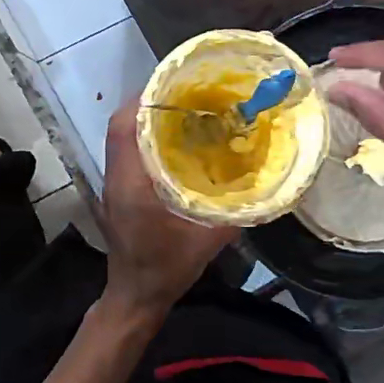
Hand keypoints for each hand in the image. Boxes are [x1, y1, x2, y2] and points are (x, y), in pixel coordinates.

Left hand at [94, 97, 237, 317]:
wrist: (136, 296)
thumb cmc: (166, 268)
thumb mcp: (208, 241)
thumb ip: (235, 213)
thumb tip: (266, 183)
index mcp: (133, 184)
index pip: (125, 127)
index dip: (146, 99)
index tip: (178, 85)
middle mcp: (118, 177)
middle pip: (124, 124)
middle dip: (153, 102)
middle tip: (192, 95)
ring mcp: (116, 183)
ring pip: (126, 136)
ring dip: (150, 119)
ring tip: (190, 111)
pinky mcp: (122, 190)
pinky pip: (132, 151)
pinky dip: (151, 138)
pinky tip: (182, 142)